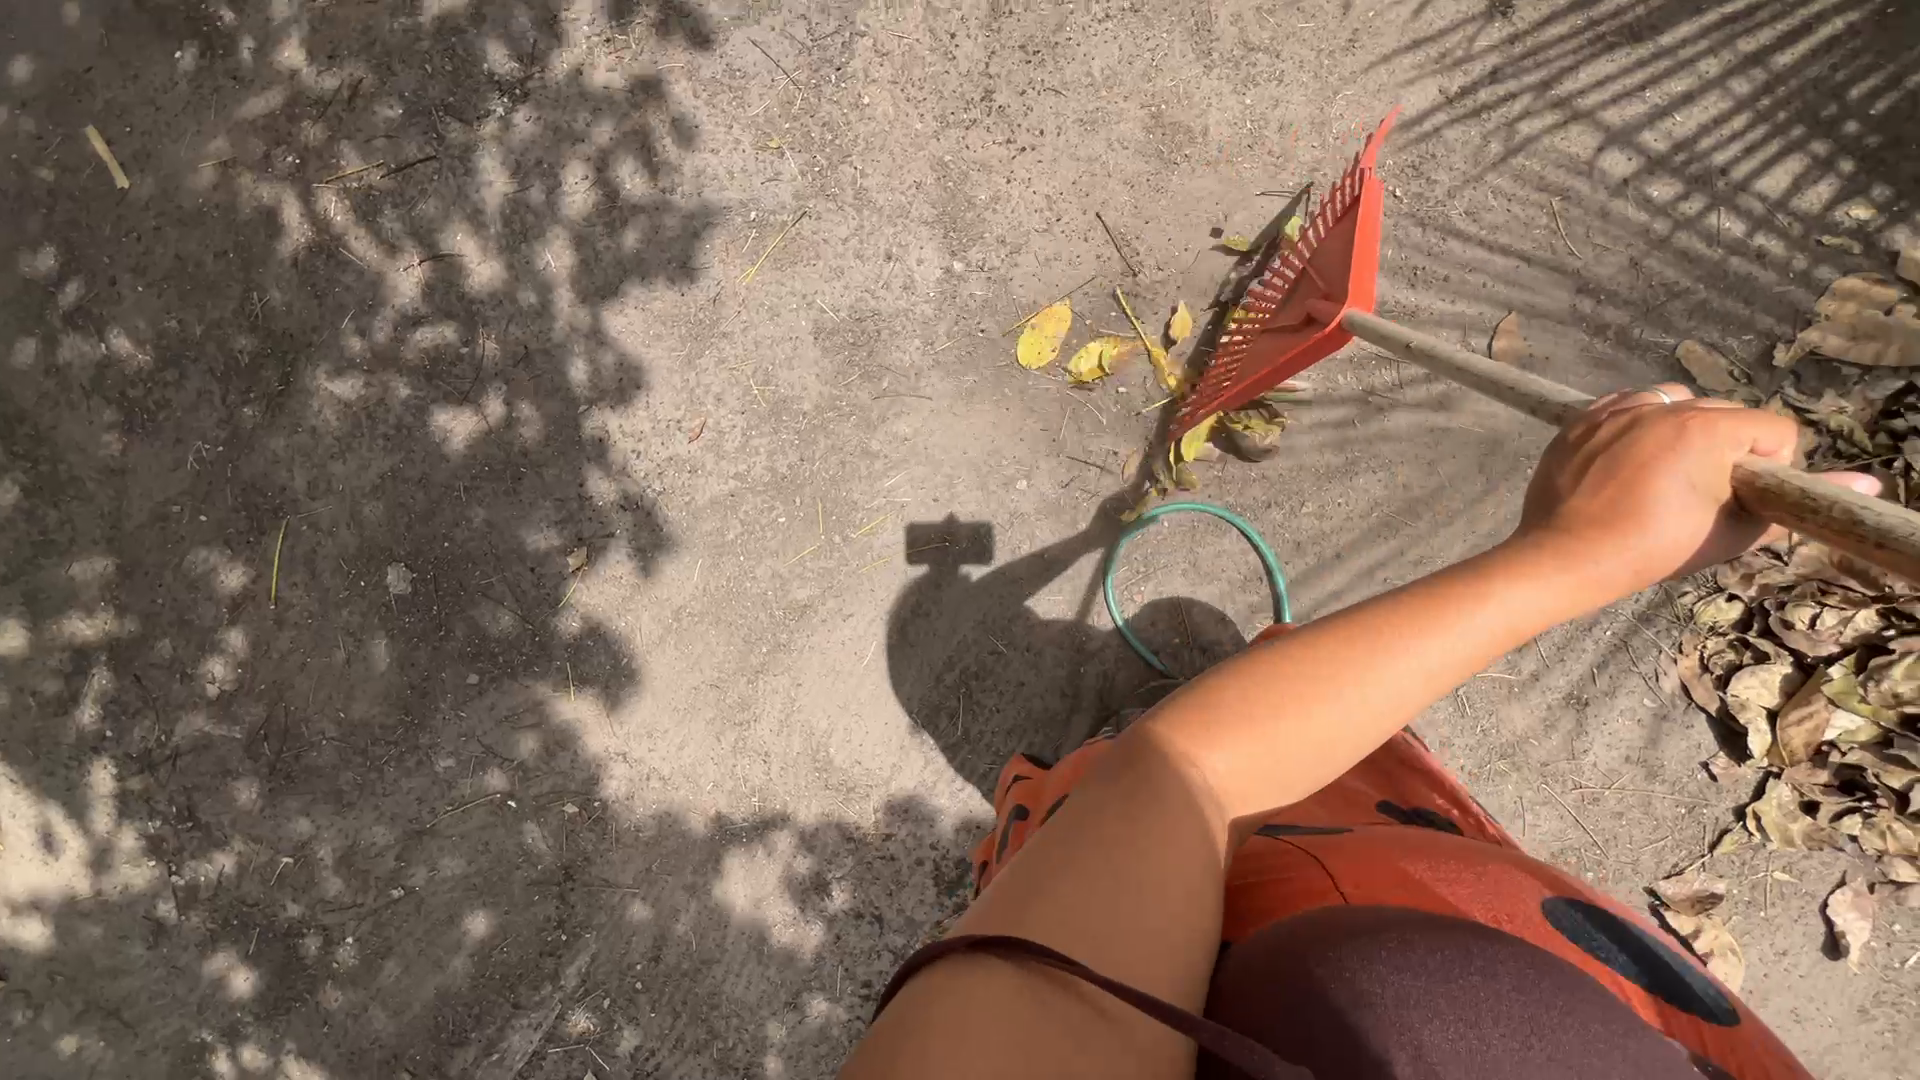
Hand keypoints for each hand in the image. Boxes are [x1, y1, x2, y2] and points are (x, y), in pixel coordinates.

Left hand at [1510, 384, 1880, 596]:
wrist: (1565, 556)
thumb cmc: (1652, 547)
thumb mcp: (1733, 530)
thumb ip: (1794, 502)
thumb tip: (1867, 483)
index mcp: (1705, 428)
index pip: (1771, 428)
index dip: (1770, 462)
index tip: (1741, 493)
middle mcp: (1658, 409)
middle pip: (1719, 412)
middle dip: (1723, 444)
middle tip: (1700, 486)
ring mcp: (1610, 414)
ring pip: (1668, 401)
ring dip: (1678, 425)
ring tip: (1664, 467)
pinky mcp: (1575, 425)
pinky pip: (1618, 406)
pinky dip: (1631, 423)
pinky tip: (1626, 454)